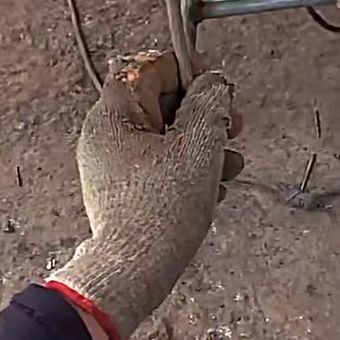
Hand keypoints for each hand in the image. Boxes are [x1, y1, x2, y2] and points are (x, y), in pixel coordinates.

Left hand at [47, 51, 238, 339]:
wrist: (136, 270)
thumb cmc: (162, 207)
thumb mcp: (197, 145)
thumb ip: (210, 103)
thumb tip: (215, 83)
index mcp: (113, 115)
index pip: (149, 69)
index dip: (189, 74)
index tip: (218, 93)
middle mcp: (106, 137)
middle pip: (161, 105)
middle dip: (203, 116)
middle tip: (234, 128)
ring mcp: (112, 169)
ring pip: (165, 141)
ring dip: (203, 147)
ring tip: (232, 165)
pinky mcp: (123, 195)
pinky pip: (159, 170)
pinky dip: (187, 173)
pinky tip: (215, 188)